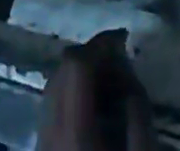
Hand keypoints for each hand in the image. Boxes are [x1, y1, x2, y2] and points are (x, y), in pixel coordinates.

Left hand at [36, 29, 158, 150]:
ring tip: (111, 83)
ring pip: (54, 87)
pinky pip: (52, 108)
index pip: (77, 66)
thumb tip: (128, 78)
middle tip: (121, 62)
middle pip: (62, 70)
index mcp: (75, 130)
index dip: (100, 44)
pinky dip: (72, 94)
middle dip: (91, 56)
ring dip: (81, 74)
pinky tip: (96, 108)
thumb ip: (138, 113)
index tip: (124, 39)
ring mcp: (41, 144)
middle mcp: (51, 131)